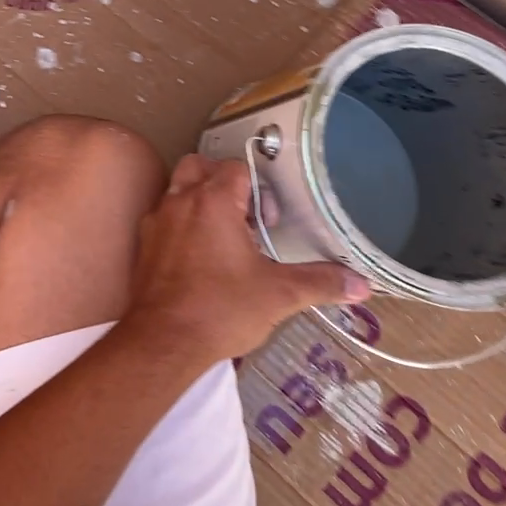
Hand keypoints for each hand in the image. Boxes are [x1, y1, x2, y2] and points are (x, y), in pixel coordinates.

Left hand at [123, 155, 370, 361]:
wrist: (165, 338)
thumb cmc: (222, 308)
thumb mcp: (279, 294)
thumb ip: (321, 282)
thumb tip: (361, 283)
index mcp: (212, 201)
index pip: (235, 167)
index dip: (259, 188)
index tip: (270, 221)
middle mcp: (180, 201)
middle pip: (199, 166)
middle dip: (223, 181)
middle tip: (245, 217)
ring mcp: (157, 220)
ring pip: (177, 189)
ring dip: (201, 201)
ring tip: (226, 238)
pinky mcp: (145, 242)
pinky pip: (164, 217)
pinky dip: (182, 224)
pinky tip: (201, 258)